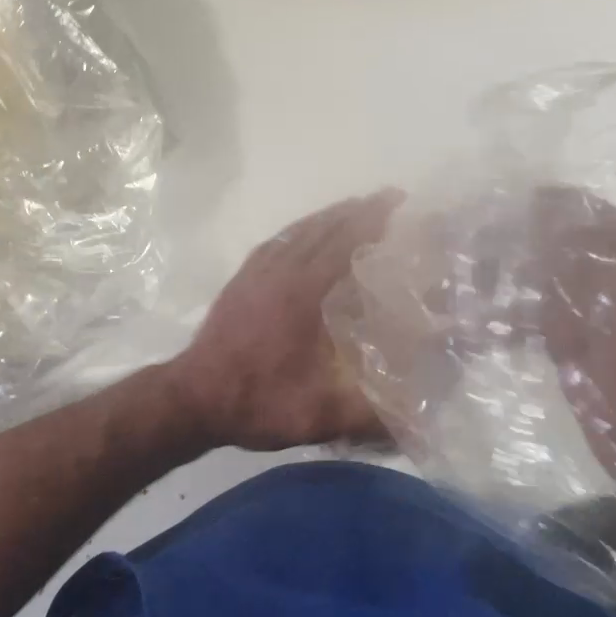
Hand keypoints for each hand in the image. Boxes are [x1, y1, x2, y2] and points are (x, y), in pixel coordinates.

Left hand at [166, 191, 403, 451]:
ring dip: (329, 216)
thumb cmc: (258, 401)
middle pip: (323, 228)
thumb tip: (422, 418)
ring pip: (298, 230)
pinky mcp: (240, 280)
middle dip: (356, 210)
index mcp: (303, 292)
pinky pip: (277, 240)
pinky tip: (305, 233)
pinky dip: (300, 229)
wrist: (193, 398)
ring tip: (355, 208)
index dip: (373, 219)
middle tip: (387, 198)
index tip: (399, 200)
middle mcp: (280, 271)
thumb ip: (372, 415)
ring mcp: (256, 272)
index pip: (344, 241)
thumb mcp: (321, 416)